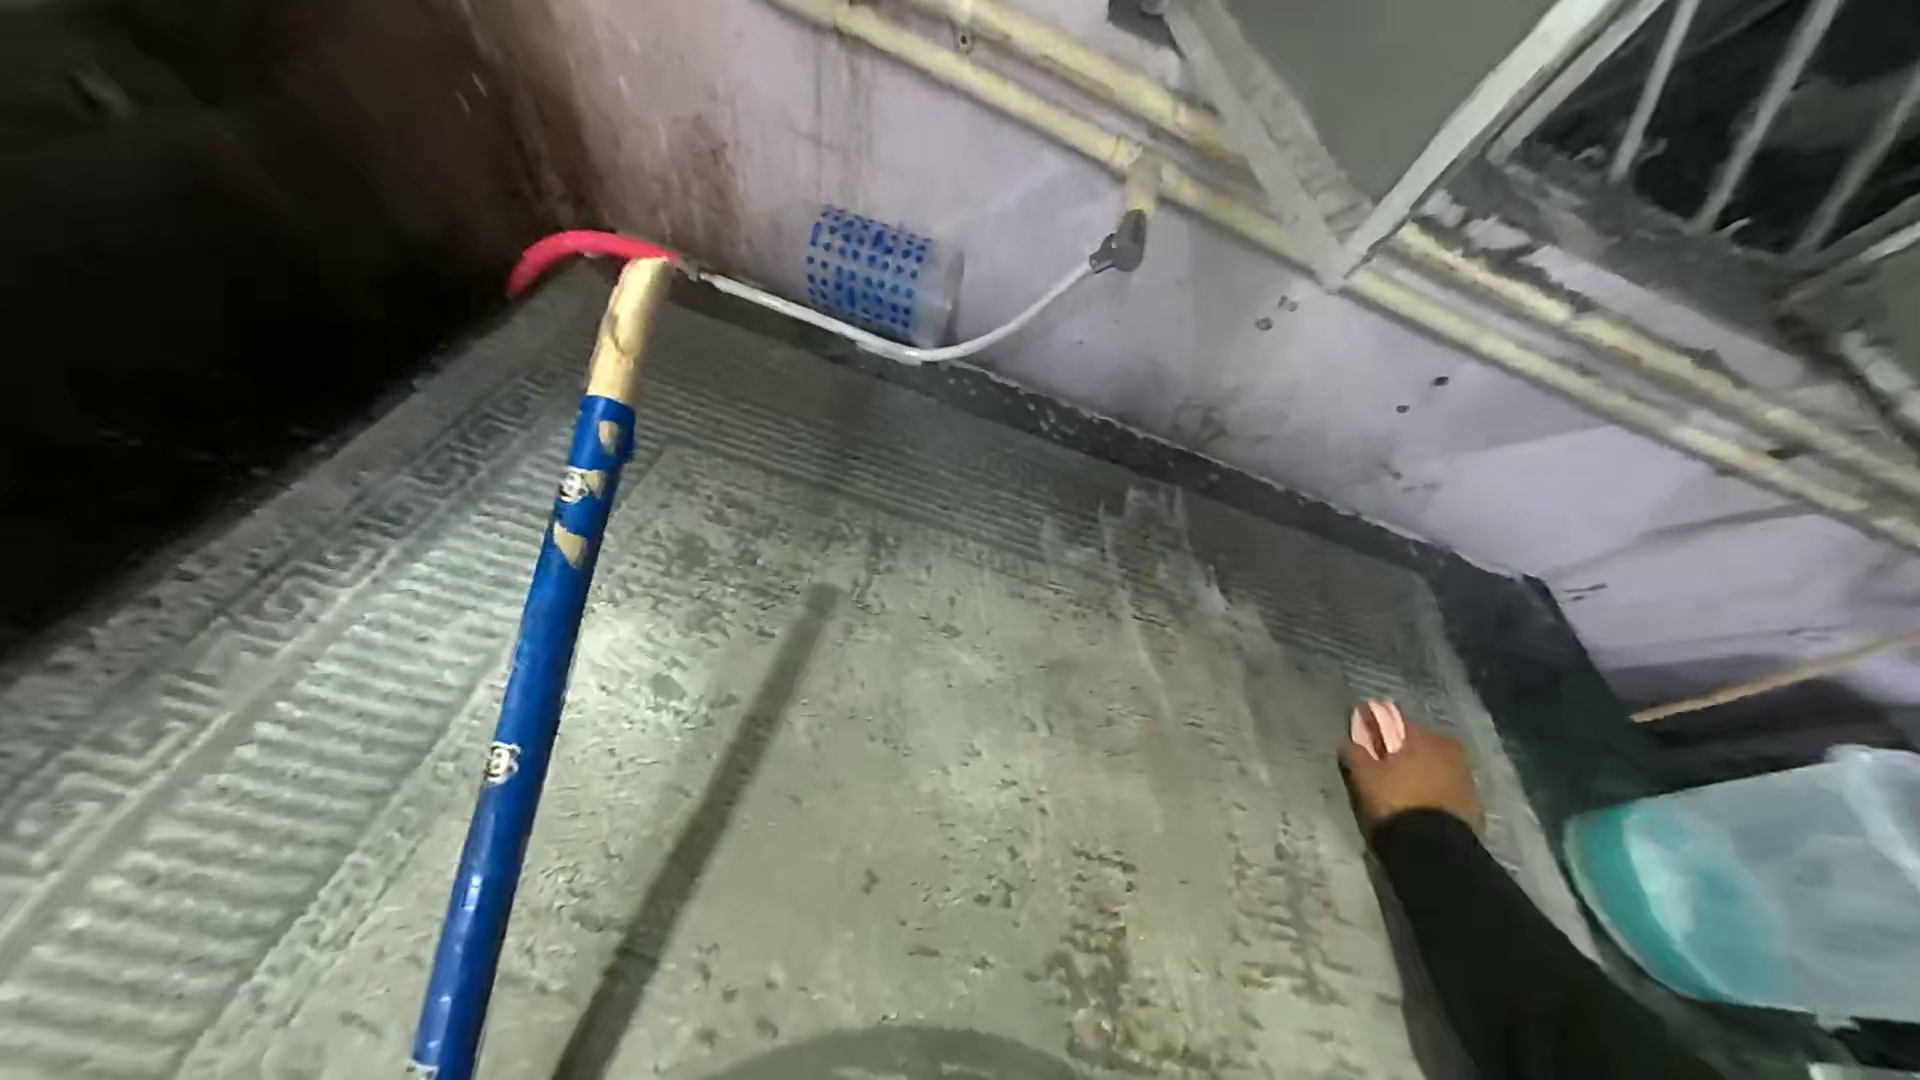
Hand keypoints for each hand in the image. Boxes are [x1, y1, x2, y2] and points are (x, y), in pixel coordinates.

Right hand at [1338, 703, 1483, 832]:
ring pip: (1441, 765)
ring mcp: (1467, 781)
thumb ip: (1354, 753)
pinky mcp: (1475, 806)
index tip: (1370, 738)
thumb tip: (1349, 742)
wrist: (1433, 847)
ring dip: (1427, 770)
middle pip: (1426, 742)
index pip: (1400, 721)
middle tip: (1392, 761)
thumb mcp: (1363, 775)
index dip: (1382, 728)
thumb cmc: (1396, 800)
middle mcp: (1450, 754)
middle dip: (1411, 748)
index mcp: (1424, 740)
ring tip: (1408, 785)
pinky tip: (1424, 803)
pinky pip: (1451, 788)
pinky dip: (1438, 791)